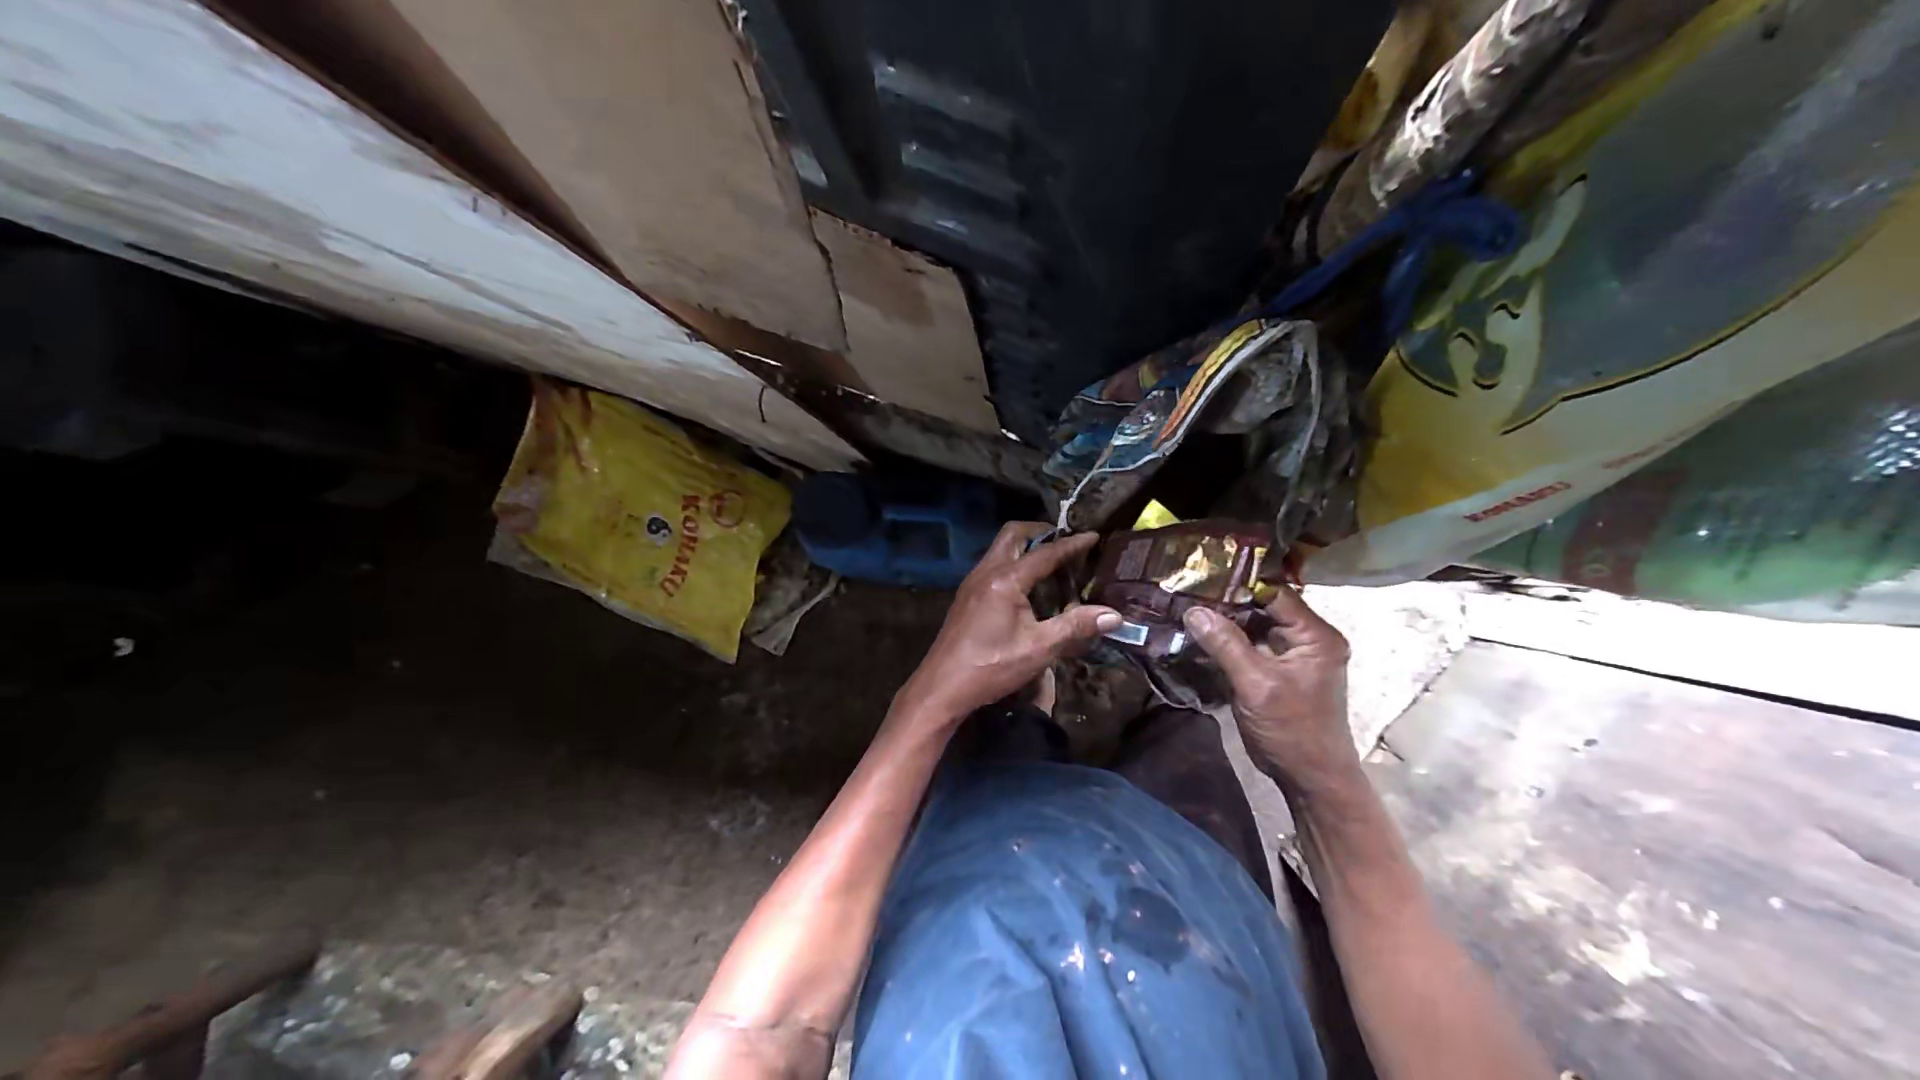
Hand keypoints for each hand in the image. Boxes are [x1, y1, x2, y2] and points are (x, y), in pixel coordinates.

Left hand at [894, 523, 1120, 724]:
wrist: (942, 687)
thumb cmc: (991, 667)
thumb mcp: (1039, 648)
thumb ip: (1075, 626)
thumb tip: (1114, 615)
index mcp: (1005, 580)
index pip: (1045, 552)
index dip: (1072, 544)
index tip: (1094, 536)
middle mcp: (986, 572)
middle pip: (1014, 535)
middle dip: (1041, 532)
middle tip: (1066, 542)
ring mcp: (972, 583)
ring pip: (1000, 549)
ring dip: (1025, 547)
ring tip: (1052, 562)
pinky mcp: (967, 596)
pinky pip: (993, 565)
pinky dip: (1014, 563)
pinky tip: (1028, 587)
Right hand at [1182, 586, 1358, 797]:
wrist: (1310, 778)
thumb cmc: (1292, 730)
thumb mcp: (1256, 685)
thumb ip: (1226, 645)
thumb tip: (1194, 611)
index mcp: (1316, 636)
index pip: (1276, 594)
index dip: (1241, 583)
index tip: (1203, 575)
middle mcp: (1308, 639)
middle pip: (1263, 608)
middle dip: (1227, 601)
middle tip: (1189, 590)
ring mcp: (1293, 656)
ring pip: (1254, 626)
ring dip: (1225, 621)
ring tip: (1188, 607)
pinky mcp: (1277, 671)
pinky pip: (1250, 646)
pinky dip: (1227, 641)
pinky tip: (1199, 634)